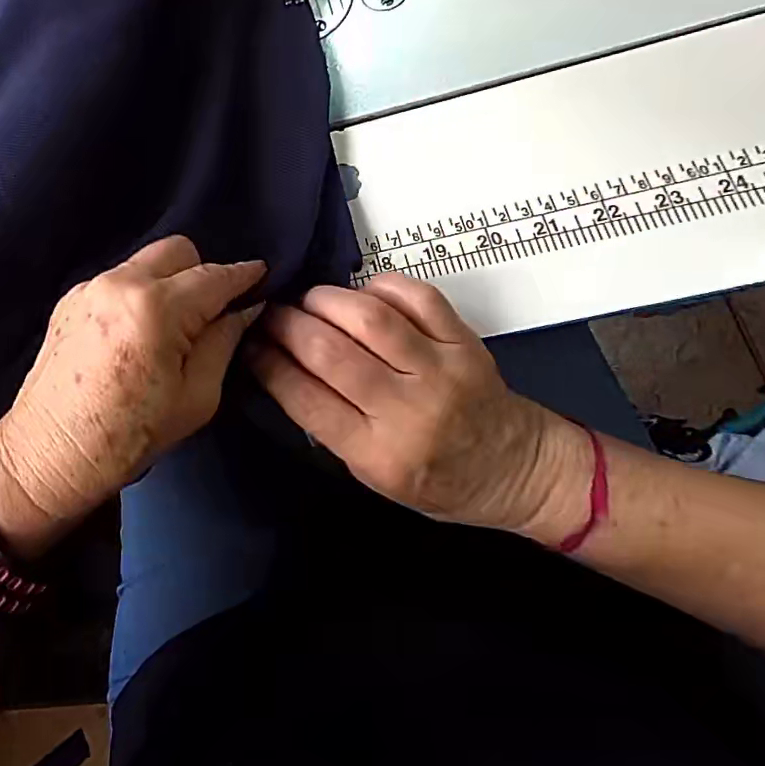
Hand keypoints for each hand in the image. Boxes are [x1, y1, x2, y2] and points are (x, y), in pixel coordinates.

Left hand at [0, 236, 265, 553]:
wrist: (49, 452)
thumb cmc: (128, 436)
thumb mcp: (195, 397)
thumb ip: (223, 342)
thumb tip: (244, 309)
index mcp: (155, 307)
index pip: (214, 276)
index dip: (244, 276)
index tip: (262, 277)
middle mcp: (119, 283)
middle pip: (177, 250)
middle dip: (202, 272)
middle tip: (210, 311)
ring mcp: (88, 288)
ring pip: (144, 263)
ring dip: (167, 282)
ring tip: (171, 326)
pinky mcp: (68, 300)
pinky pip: (117, 281)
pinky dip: (136, 294)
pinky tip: (135, 334)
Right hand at [243, 276, 583, 537]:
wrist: (515, 469)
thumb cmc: (432, 478)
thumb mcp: (366, 472)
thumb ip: (324, 421)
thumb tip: (275, 363)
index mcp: (376, 452)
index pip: (302, 397)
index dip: (265, 362)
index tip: (248, 345)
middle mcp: (408, 410)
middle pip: (328, 351)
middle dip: (285, 324)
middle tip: (270, 316)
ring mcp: (441, 371)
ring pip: (367, 317)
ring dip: (324, 300)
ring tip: (309, 303)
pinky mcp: (465, 342)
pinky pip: (416, 296)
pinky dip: (378, 286)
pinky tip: (361, 295)